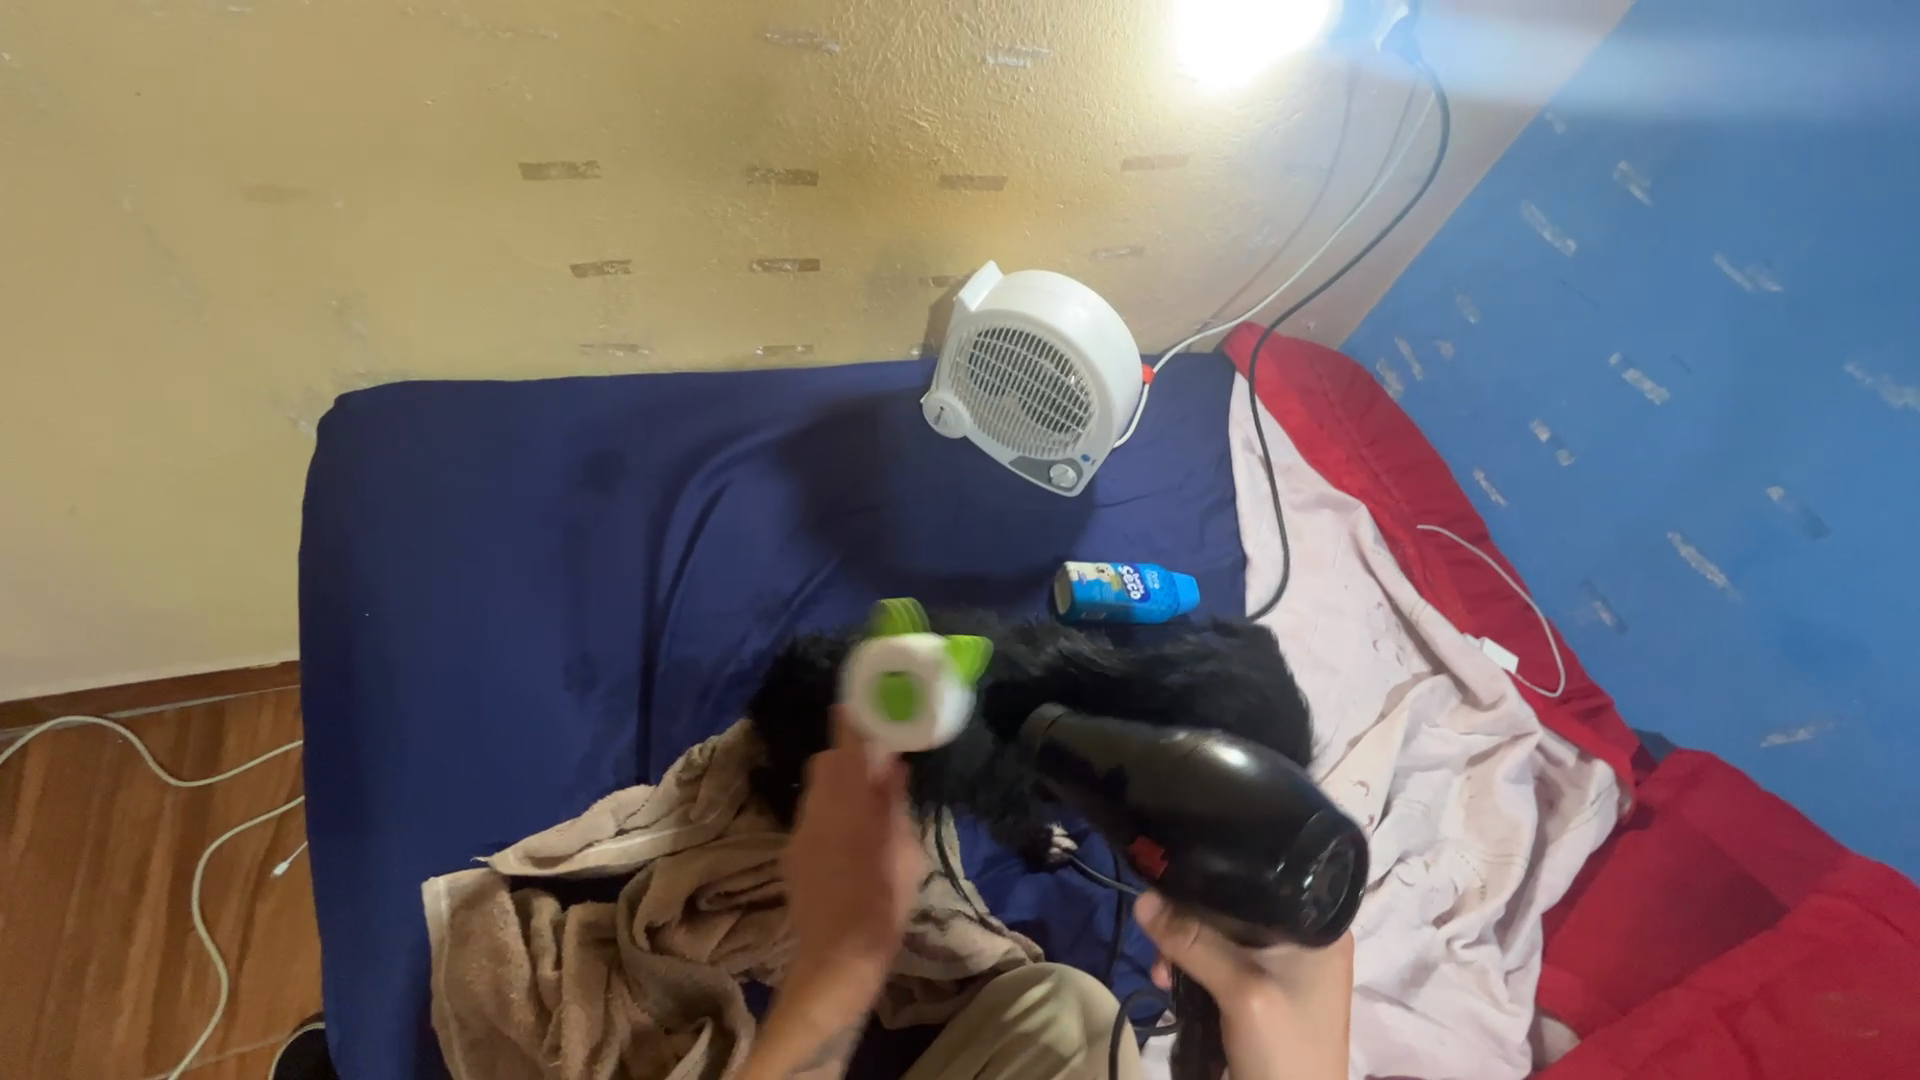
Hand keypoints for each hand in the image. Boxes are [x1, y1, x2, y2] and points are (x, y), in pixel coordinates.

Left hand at [778, 708, 927, 1029]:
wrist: (837, 958)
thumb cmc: (884, 904)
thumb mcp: (905, 852)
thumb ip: (894, 804)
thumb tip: (893, 765)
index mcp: (851, 805)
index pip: (845, 747)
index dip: (851, 722)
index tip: (861, 706)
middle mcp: (818, 810)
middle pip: (825, 763)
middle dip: (845, 755)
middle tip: (873, 765)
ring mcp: (800, 832)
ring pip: (816, 790)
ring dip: (837, 785)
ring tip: (862, 804)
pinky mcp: (791, 853)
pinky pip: (811, 816)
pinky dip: (828, 812)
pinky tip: (845, 838)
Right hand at [1134, 891, 1353, 1079]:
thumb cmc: (1284, 1055)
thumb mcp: (1241, 990)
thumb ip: (1193, 939)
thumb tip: (1142, 898)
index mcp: (1318, 927)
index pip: (1258, 876)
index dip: (1212, 873)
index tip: (1169, 881)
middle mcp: (1300, 939)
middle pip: (1231, 905)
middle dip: (1189, 920)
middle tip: (1159, 937)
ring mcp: (1279, 969)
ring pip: (1217, 933)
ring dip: (1182, 946)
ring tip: (1162, 971)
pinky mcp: (1257, 994)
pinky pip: (1214, 961)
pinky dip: (1189, 967)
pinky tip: (1168, 980)